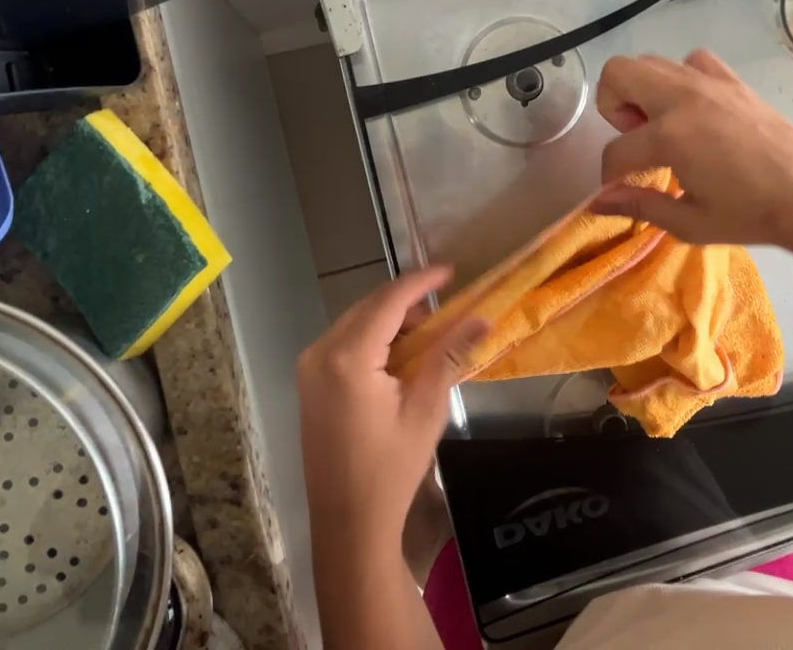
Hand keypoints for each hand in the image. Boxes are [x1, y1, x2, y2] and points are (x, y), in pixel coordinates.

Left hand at [297, 268, 487, 545]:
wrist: (348, 522)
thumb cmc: (391, 467)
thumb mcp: (427, 408)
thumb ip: (451, 355)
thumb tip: (483, 318)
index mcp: (347, 357)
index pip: (389, 300)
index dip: (422, 281)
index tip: (452, 271)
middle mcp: (320, 352)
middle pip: (370, 306)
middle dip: (408, 302)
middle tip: (446, 310)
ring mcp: (309, 367)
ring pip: (357, 321)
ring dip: (391, 319)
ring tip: (428, 336)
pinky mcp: (309, 382)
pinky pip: (345, 341)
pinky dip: (374, 338)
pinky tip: (399, 356)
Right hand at [593, 49, 792, 248]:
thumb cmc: (750, 215)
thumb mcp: (688, 222)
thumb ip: (638, 205)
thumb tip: (598, 202)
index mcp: (669, 136)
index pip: (616, 149)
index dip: (610, 175)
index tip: (618, 189)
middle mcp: (683, 98)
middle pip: (617, 74)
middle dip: (614, 108)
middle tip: (638, 140)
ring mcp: (709, 83)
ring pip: (649, 61)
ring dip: (643, 91)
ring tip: (664, 127)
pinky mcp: (732, 81)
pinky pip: (691, 60)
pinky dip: (682, 78)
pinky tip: (695, 110)